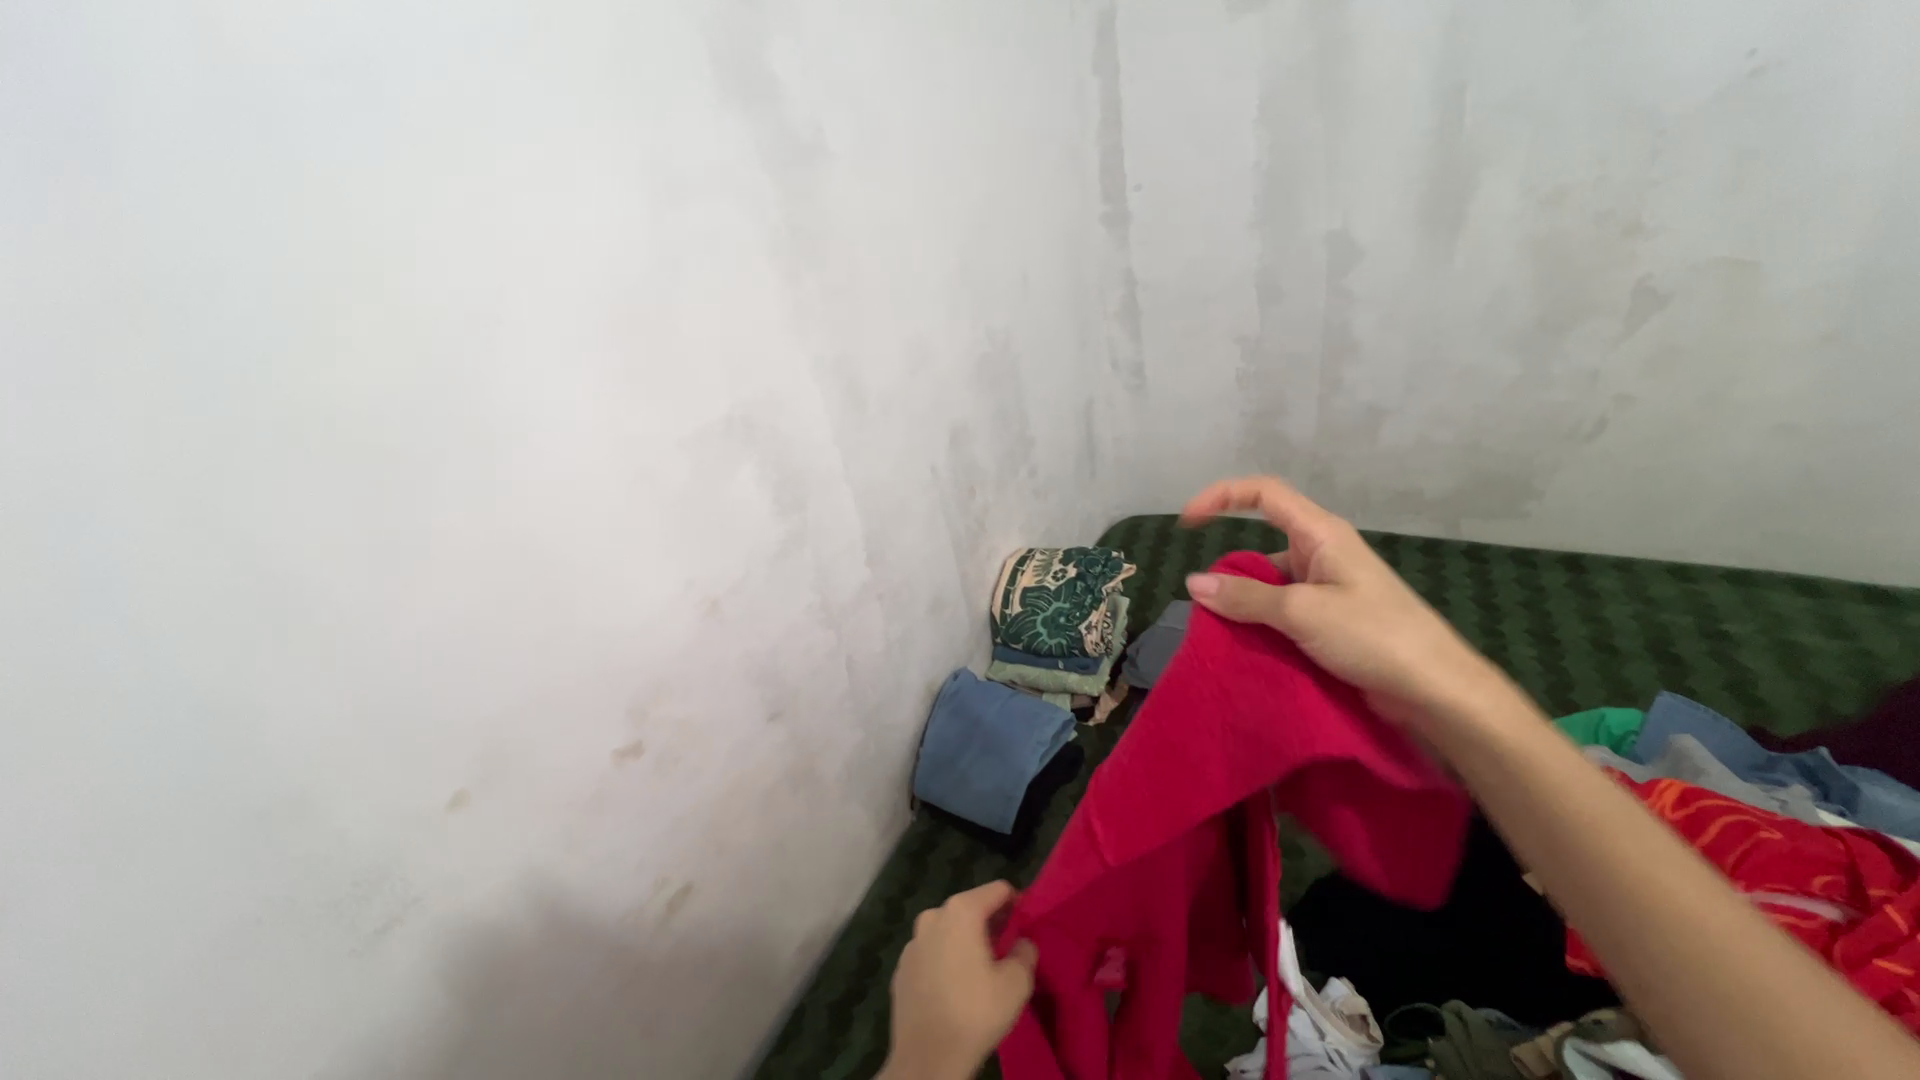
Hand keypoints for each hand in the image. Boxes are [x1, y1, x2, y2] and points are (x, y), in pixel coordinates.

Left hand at [879, 881, 1037, 1079]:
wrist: (927, 1059)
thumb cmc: (975, 1013)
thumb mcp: (1016, 983)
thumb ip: (1026, 952)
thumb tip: (1023, 942)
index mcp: (961, 911)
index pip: (997, 890)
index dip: (1016, 903)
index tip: (1026, 924)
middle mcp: (932, 917)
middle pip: (970, 908)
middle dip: (991, 924)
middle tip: (1008, 949)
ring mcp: (912, 943)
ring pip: (948, 931)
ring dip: (966, 942)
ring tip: (982, 971)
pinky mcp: (901, 968)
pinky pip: (931, 953)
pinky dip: (945, 960)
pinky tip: (955, 988)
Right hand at [1180, 475, 1510, 727]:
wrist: (1435, 690)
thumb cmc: (1374, 636)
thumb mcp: (1302, 612)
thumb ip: (1245, 597)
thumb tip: (1193, 583)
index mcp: (1321, 534)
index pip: (1263, 494)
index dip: (1221, 497)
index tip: (1187, 524)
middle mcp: (1323, 554)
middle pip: (1262, 546)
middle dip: (1228, 571)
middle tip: (1203, 604)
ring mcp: (1328, 590)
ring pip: (1270, 585)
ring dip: (1244, 605)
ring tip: (1219, 633)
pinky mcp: (1331, 622)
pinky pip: (1283, 613)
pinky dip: (1261, 625)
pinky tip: (1245, 647)